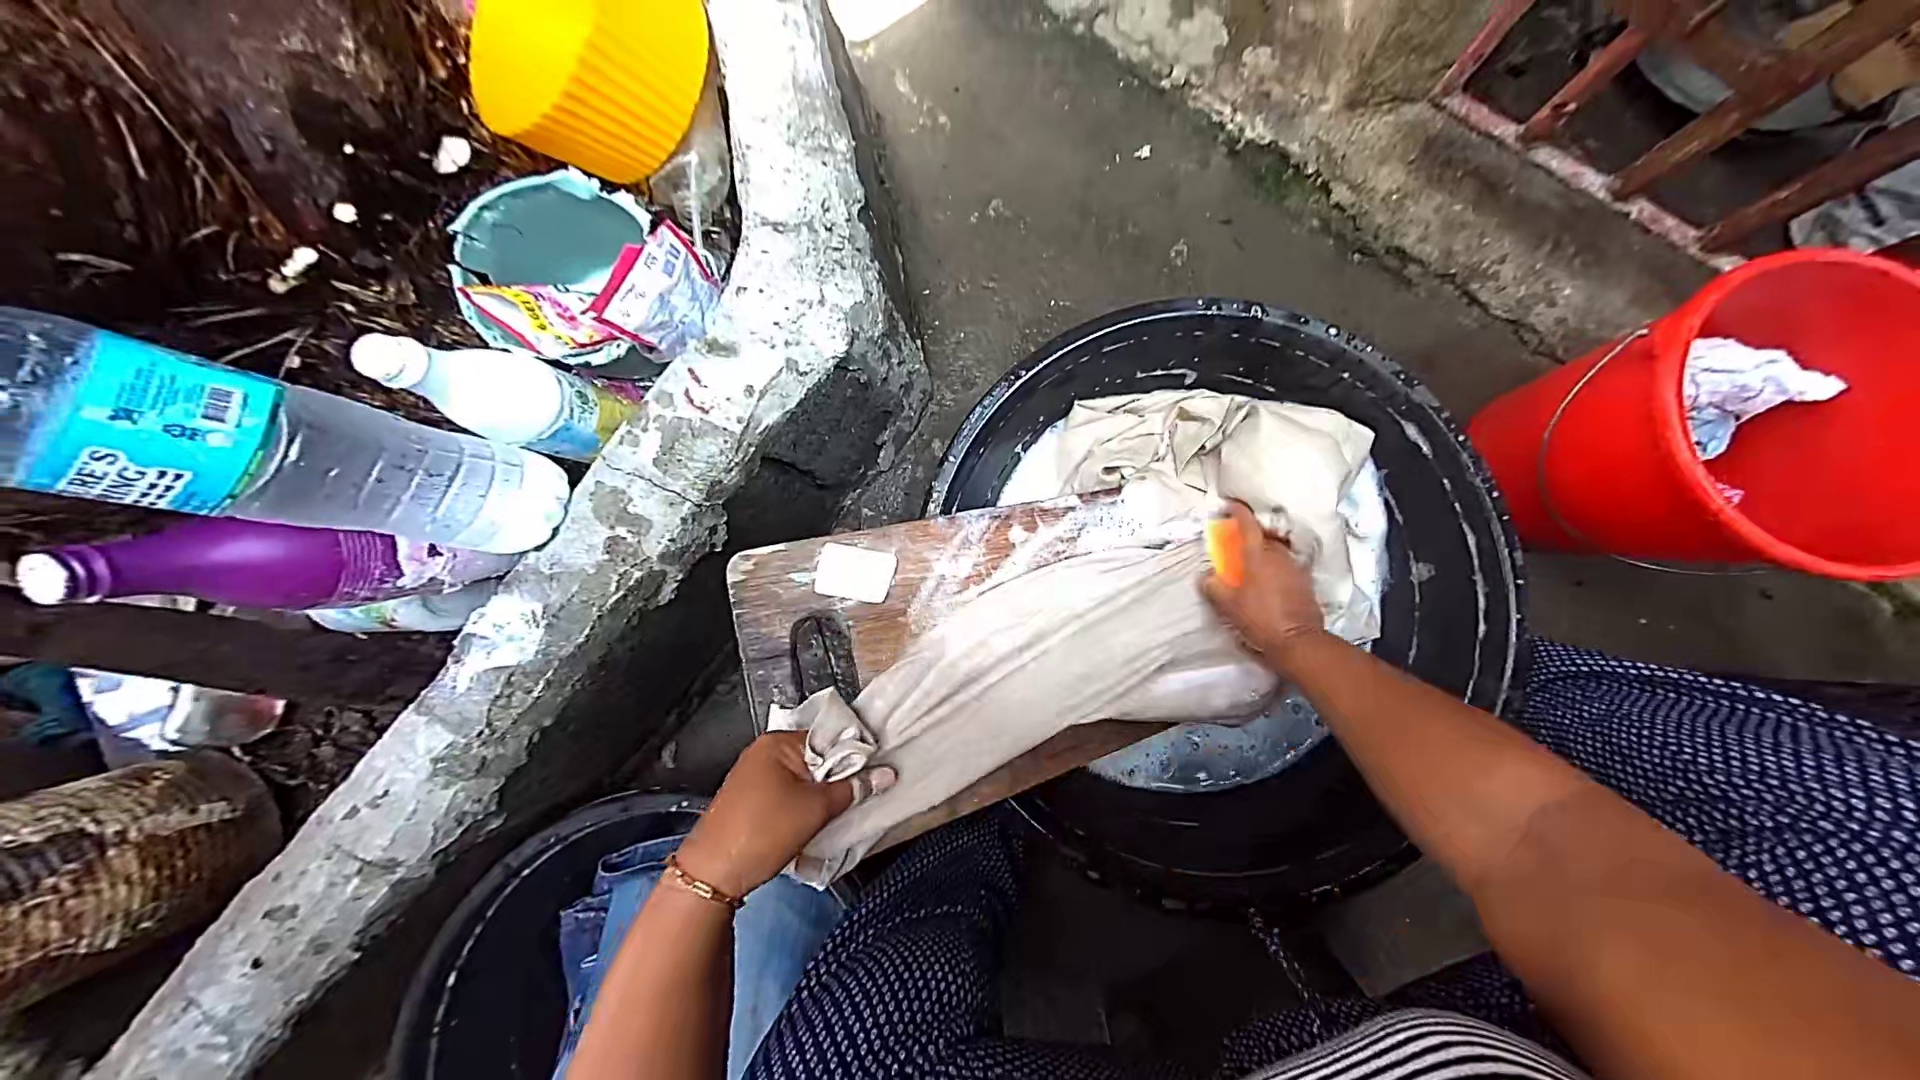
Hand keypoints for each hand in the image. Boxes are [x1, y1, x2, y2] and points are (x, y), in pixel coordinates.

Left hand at [673, 731, 894, 897]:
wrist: (711, 876)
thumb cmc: (762, 832)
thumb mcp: (816, 809)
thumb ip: (854, 788)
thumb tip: (885, 774)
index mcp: (779, 742)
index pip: (830, 736)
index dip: (855, 754)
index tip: (876, 772)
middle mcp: (765, 751)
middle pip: (818, 757)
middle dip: (839, 777)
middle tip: (860, 795)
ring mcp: (756, 775)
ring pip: (804, 778)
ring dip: (822, 794)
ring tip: (838, 812)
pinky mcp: (752, 799)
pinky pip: (789, 792)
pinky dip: (804, 805)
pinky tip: (814, 823)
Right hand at [1201, 500, 1327, 675]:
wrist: (1298, 642)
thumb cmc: (1259, 618)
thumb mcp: (1227, 604)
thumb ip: (1213, 586)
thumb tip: (1206, 577)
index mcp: (1258, 555)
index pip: (1247, 525)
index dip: (1237, 512)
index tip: (1228, 506)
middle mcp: (1279, 556)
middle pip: (1263, 537)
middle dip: (1249, 537)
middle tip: (1236, 546)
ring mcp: (1295, 568)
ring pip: (1277, 552)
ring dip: (1263, 554)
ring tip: (1252, 567)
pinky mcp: (1306, 583)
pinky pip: (1287, 568)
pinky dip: (1276, 569)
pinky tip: (1268, 584)